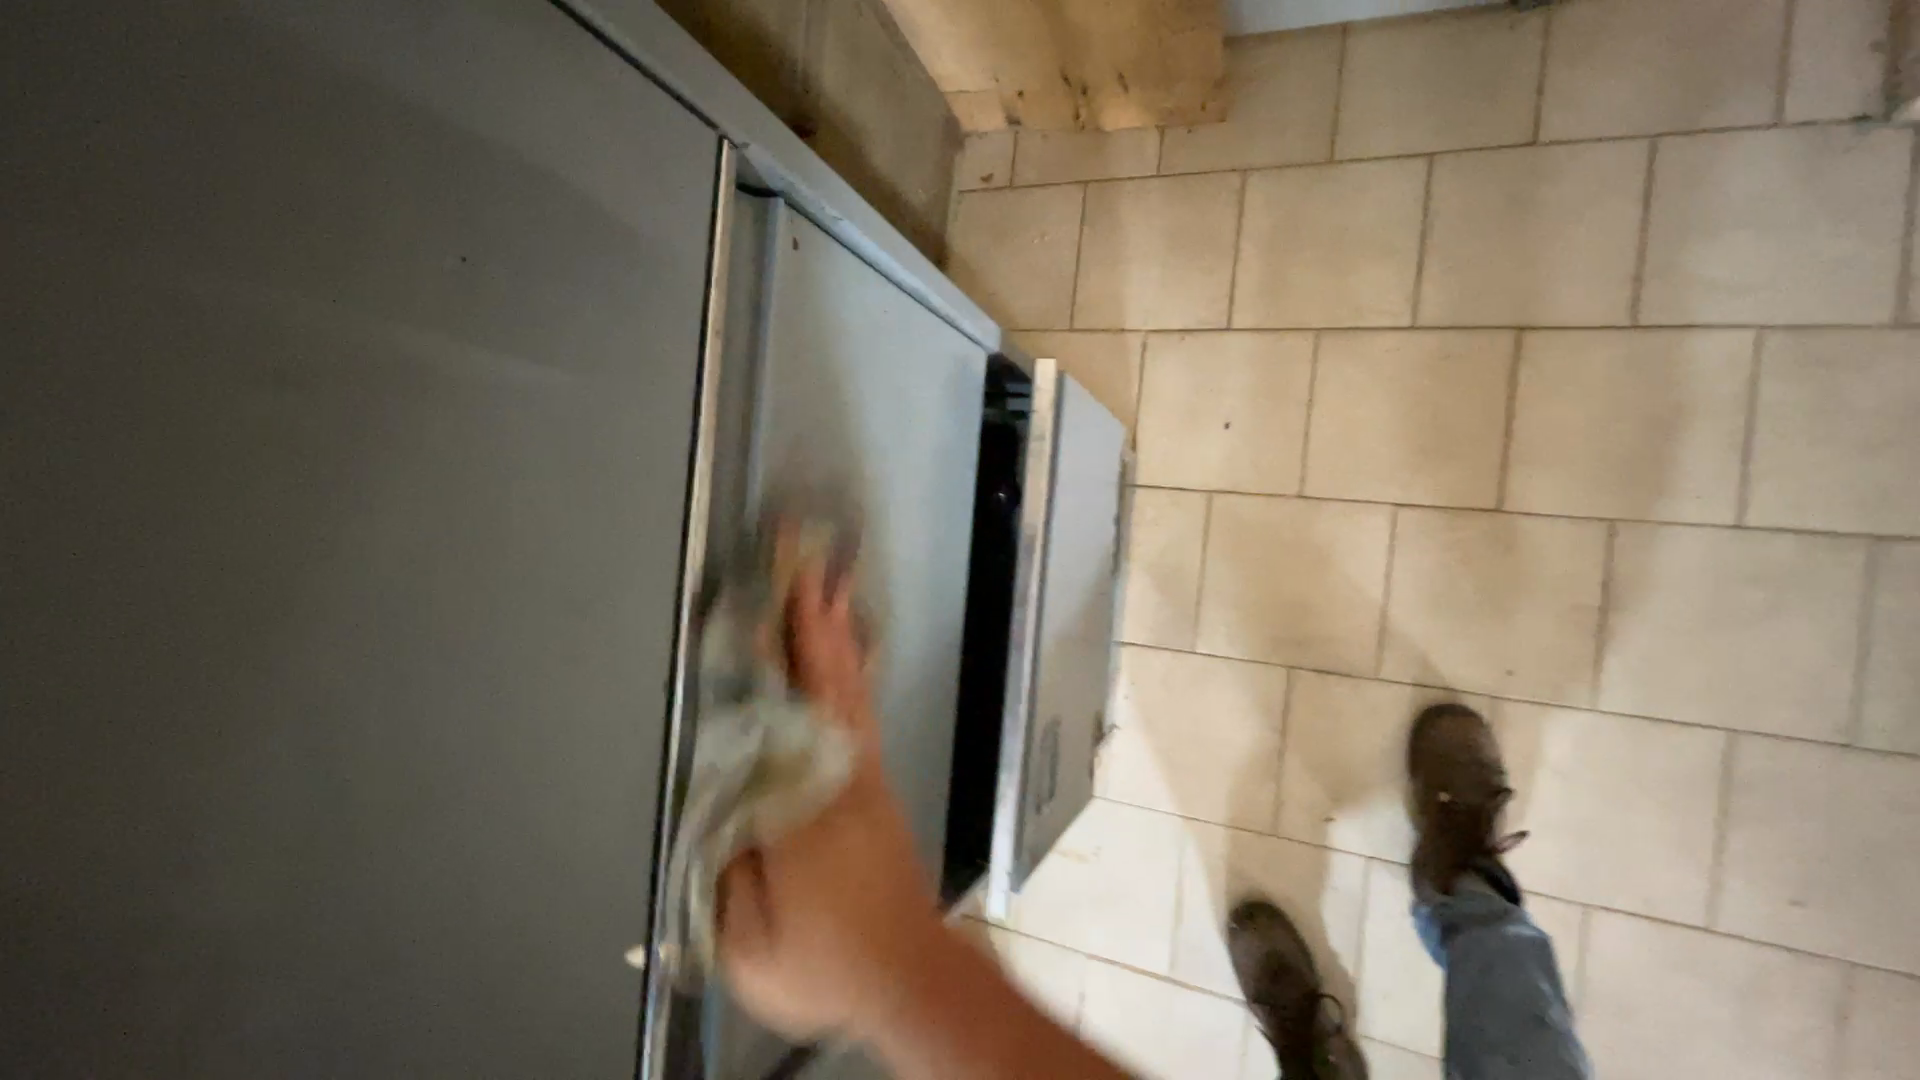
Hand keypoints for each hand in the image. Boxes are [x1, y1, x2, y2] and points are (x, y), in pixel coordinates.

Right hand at [716, 563, 943, 1040]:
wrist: (908, 976)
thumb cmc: (826, 964)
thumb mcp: (749, 943)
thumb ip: (723, 869)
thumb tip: (710, 801)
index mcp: (800, 814)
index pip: (778, 724)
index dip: (771, 666)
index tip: (762, 613)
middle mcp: (838, 782)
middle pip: (825, 690)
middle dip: (816, 626)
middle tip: (811, 570)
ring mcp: (865, 779)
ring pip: (849, 695)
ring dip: (839, 638)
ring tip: (832, 589)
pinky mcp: (878, 786)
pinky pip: (862, 714)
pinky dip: (854, 672)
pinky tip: (850, 649)